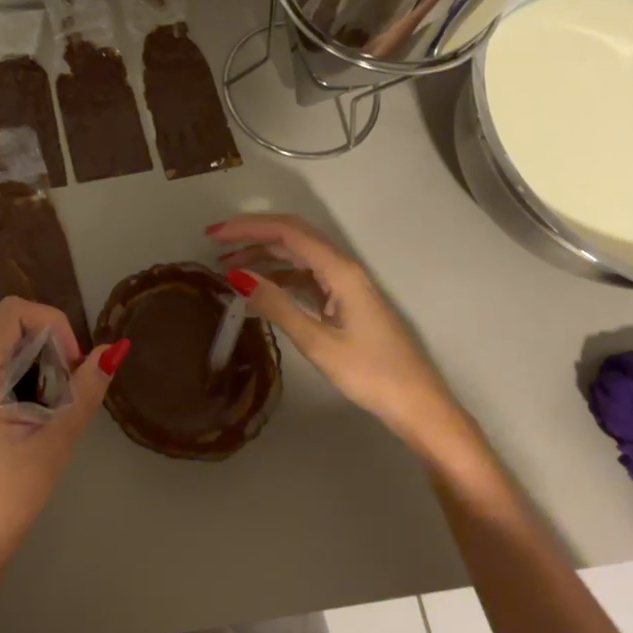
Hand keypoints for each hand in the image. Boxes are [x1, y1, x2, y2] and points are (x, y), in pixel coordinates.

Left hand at [0, 296, 125, 632]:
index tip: (73, 365)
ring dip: (35, 354)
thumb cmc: (7, 496)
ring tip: (54, 399)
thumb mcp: (54, 441)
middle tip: (68, 384)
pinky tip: (34, 406)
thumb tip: (114, 350)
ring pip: (0, 337)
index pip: (14, 311)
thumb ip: (85, 390)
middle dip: (47, 340)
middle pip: (7, 320)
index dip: (53, 325)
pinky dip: (19, 367)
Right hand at [208, 214, 458, 444]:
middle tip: (216, 245)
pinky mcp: (345, 301)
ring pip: (298, 256)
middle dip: (252, 235)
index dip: (248, 228)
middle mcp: (343, 268)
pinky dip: (278, 277)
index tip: (214, 235)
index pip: (287, 233)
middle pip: (292, 236)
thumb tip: (236, 276)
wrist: (418, 405)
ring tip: (228, 269)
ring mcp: (345, 284)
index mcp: (339, 270)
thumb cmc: (370, 374)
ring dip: (263, 256)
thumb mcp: (317, 342)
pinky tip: (257, 292)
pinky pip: (305, 277)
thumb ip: (277, 306)